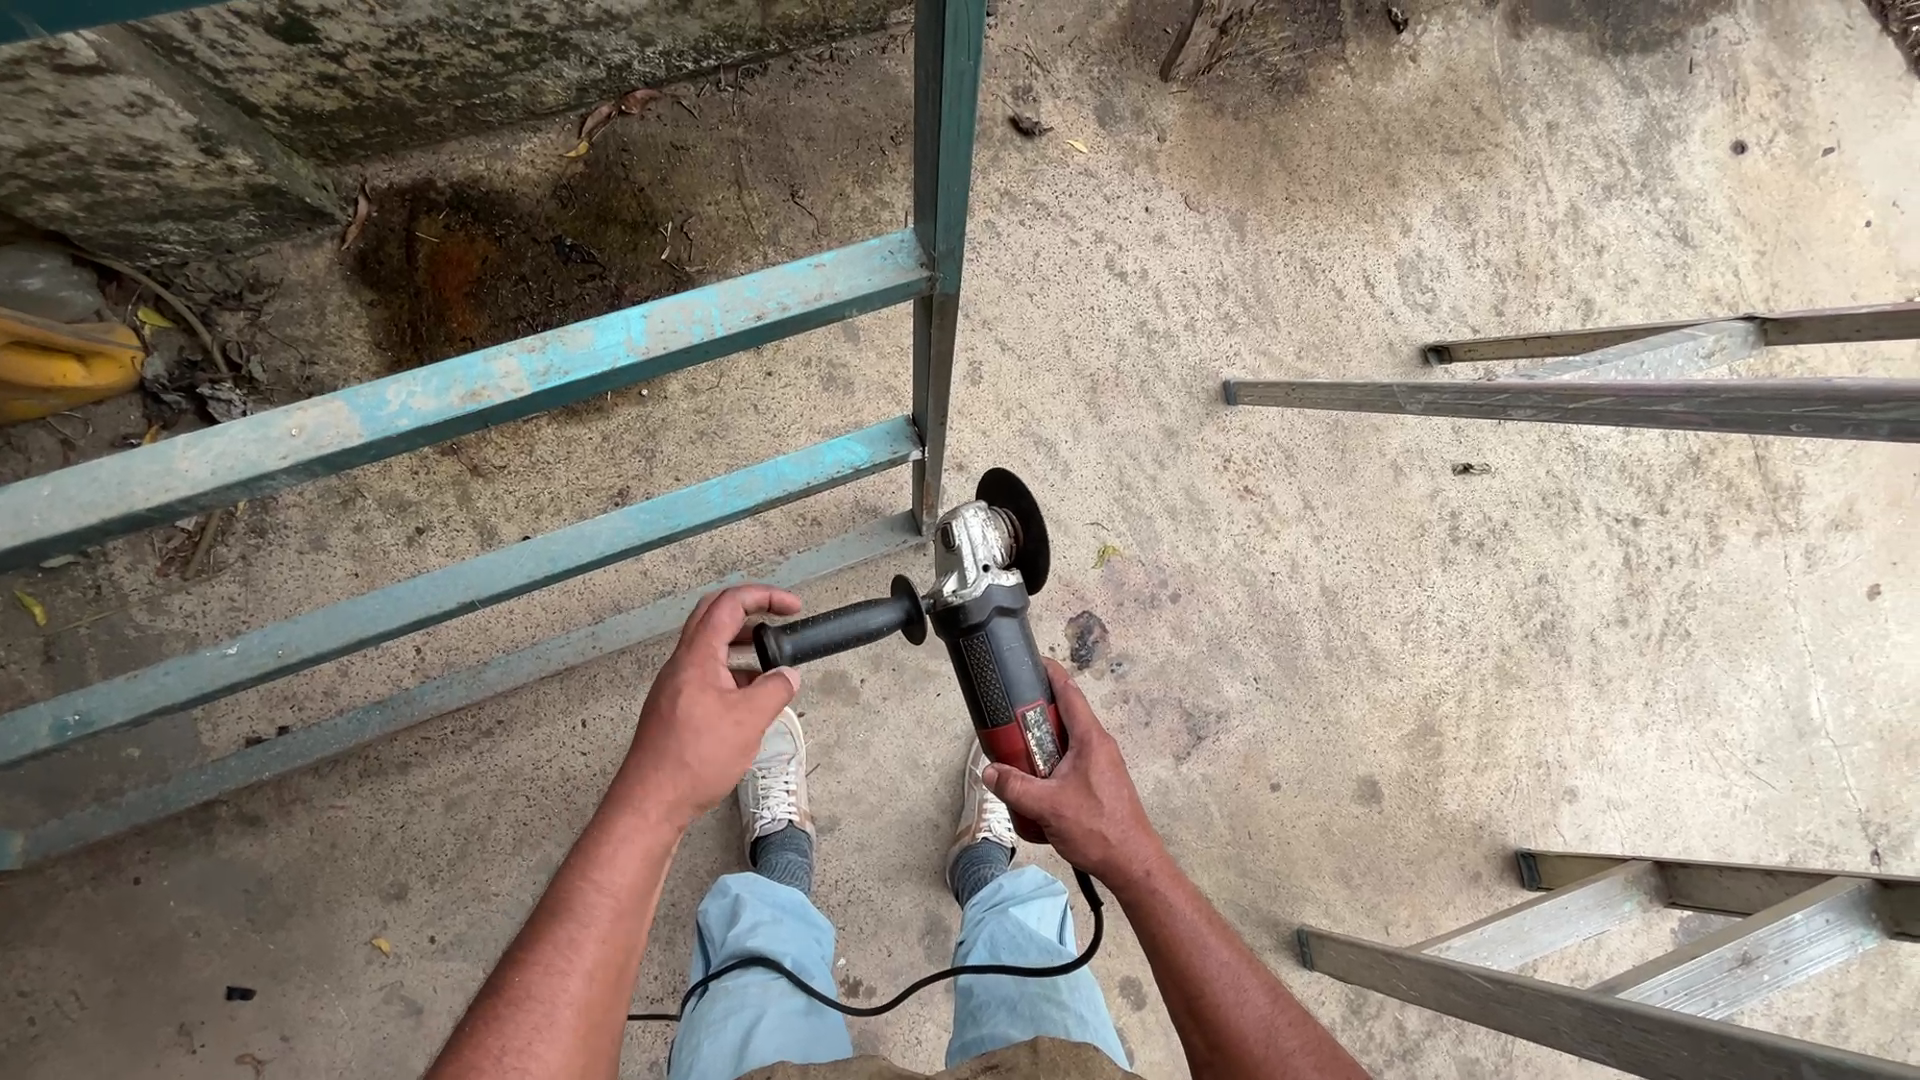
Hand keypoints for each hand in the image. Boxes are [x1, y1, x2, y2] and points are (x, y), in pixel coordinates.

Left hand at [614, 585, 801, 828]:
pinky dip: (733, 672)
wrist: (651, 802)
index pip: (729, 604)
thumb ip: (776, 689)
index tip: (792, 607)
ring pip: (710, 646)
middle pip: (713, 615)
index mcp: (697, 657)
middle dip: (750, 610)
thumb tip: (789, 675)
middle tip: (779, 620)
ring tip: (772, 663)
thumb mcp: (750, 721)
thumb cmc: (696, 758)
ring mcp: (675, 685)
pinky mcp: (675, 706)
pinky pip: (707, 673)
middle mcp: (682, 663)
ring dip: (743, 644)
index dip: (764, 596)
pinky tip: (751, 698)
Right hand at [982, 658, 1165, 887]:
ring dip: (1042, 743)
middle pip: (1065, 715)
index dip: (1050, 673)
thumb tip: (989, 772)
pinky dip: (1051, 763)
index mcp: (1090, 738)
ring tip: (1016, 751)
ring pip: (1066, 741)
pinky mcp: (1100, 782)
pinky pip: (1071, 761)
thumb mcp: (1048, 806)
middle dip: (1036, 713)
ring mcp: (1101, 764)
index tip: (1031, 662)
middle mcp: (1098, 744)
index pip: (1070, 692)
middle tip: (1008, 715)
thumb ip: (1015, 787)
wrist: (1132, 863)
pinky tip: (1035, 783)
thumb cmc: (1097, 829)